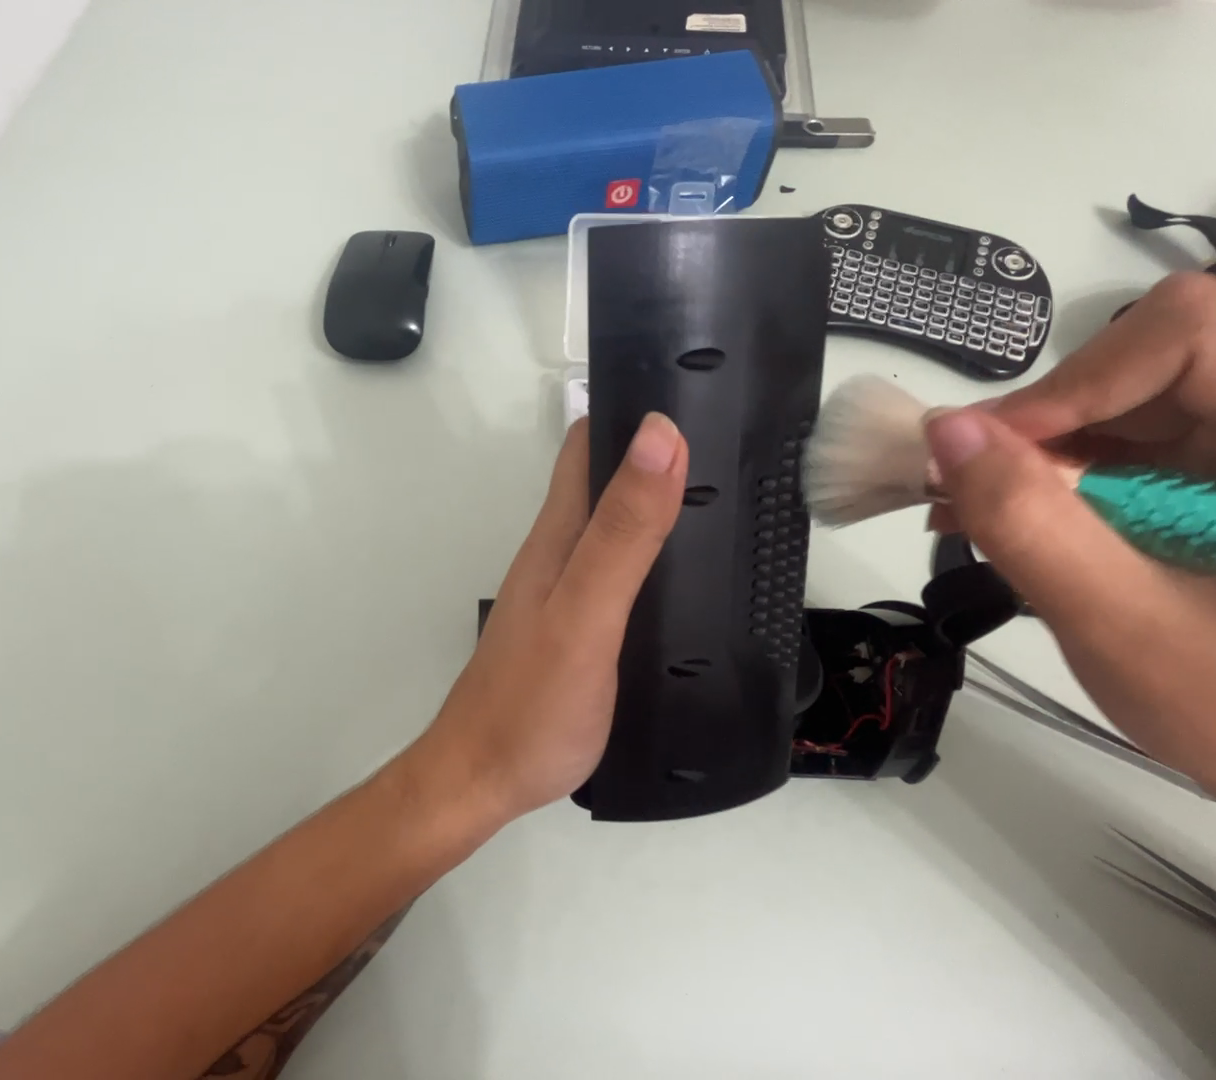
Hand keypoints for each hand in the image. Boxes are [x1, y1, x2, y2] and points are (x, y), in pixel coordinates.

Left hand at [392, 413, 687, 828]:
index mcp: (558, 537)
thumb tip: (657, 437)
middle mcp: (559, 555)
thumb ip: (622, 534)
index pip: (587, 446)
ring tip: (724, 494)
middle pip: (607, 481)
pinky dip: (654, 554)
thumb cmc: (531, 702)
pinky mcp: (579, 629)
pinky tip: (685, 572)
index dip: (631, 408)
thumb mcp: (585, 613)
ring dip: (657, 501)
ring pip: (615, 527)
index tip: (692, 381)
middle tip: (731, 436)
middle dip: (657, 450)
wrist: (484, 779)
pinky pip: (621, 572)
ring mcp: (566, 593)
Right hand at [929, 274, 1215, 819]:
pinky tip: (1008, 507)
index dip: (1076, 382)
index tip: (992, 454)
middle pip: (1154, 352)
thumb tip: (943, 431)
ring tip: (975, 506)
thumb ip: (1030, 525)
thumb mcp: (1115, 625)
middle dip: (1047, 418)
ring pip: (1125, 382)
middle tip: (969, 488)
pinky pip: (1124, 420)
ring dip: (1036, 442)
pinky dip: (1051, 460)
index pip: (1199, 336)